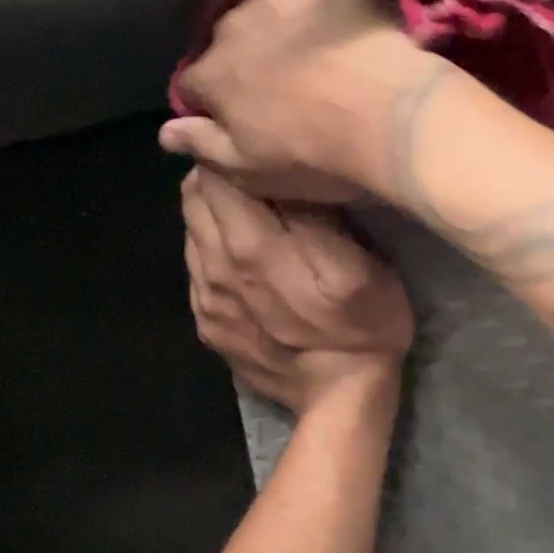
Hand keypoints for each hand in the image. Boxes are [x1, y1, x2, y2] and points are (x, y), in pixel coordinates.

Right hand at [161, 0, 432, 201]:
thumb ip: (204, 145)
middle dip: (252, 54)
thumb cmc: (317, 152)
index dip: (216, 101)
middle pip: (233, 36)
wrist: (388, 115)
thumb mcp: (252, 170)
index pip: (196, 84)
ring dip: (283, 11)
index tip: (242, 114)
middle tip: (289, 78)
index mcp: (213, 73)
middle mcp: (235, 23)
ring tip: (312, 33)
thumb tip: (166, 131)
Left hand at [181, 166, 413, 417]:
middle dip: (220, 179)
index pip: (214, 174)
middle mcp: (214, 266)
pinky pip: (197, 268)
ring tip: (256, 217)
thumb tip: (280, 171)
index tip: (264, 155)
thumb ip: (312, 212)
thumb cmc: (362, 321)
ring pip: (191, 231)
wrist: (341, 396)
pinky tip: (248, 262)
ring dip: (216, 215)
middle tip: (261, 180)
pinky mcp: (207, 324)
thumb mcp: (357, 259)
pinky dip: (215, 251)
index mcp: (251, 244)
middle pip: (193, 198)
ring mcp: (205, 300)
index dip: (234, 156)